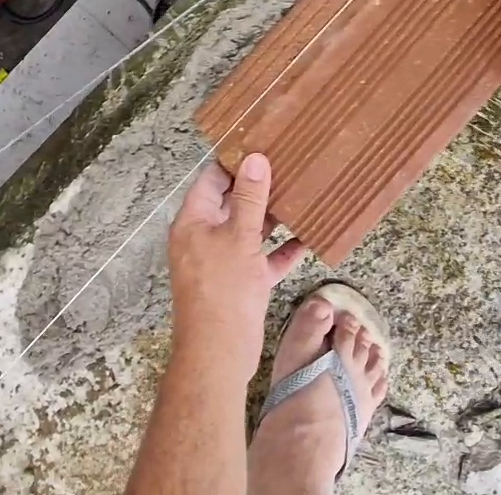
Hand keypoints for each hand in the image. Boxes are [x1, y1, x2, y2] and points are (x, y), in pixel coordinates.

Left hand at [167, 153, 306, 376]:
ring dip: (271, 219)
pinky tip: (306, 241)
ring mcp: (221, 261)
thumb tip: (255, 159)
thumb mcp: (239, 236)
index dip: (234, 163)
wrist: (218, 353)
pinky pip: (260, 260)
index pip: (212, 180)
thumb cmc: (222, 290)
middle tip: (287, 169)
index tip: (261, 146)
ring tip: (300, 198)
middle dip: (258, 189)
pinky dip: (279, 252)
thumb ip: (249, 199)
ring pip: (248, 231)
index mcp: (193, 220)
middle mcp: (204, 236)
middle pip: (231, 203)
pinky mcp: (239, 283)